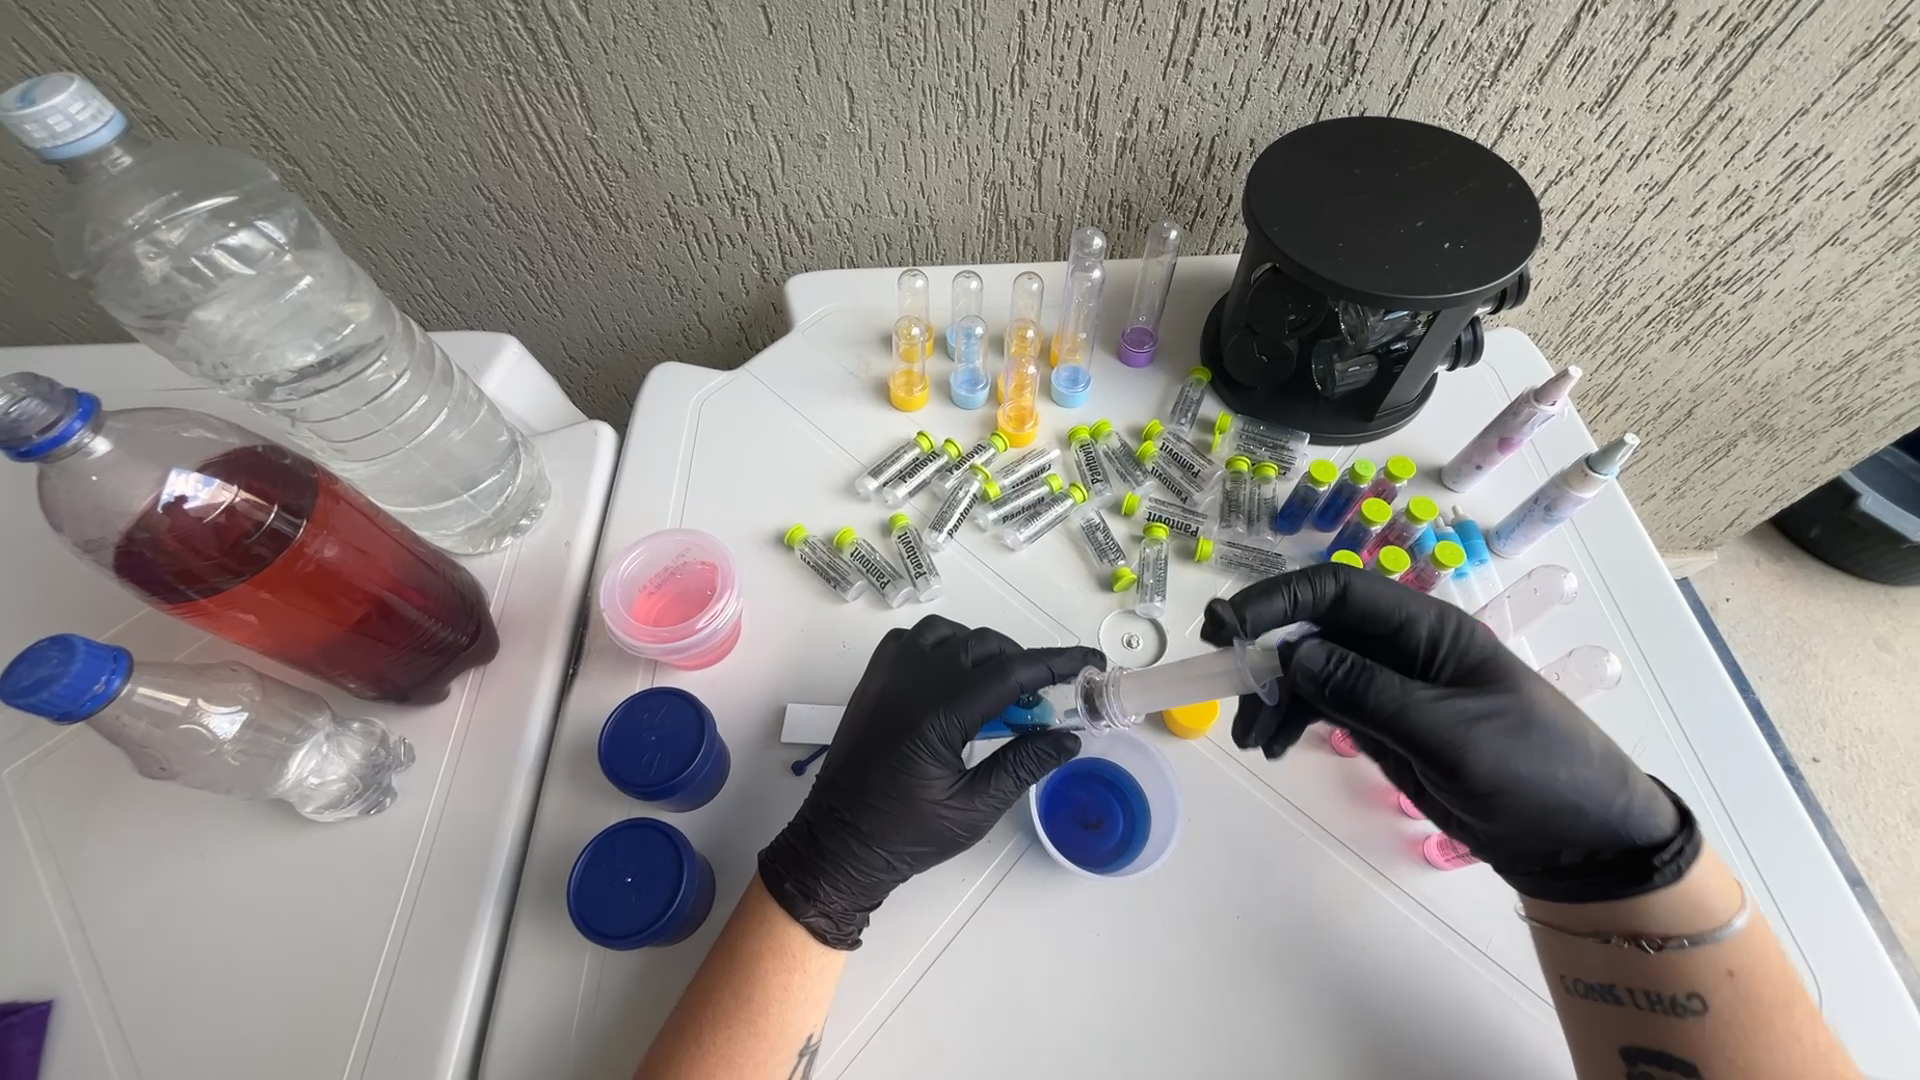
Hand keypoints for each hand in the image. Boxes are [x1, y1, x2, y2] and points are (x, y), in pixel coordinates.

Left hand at [759, 616, 1103, 948]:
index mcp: (940, 715)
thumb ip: (1023, 765)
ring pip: (947, 633)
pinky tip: (950, 676)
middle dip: (1021, 663)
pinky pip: (912, 640)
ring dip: (980, 649)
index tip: (1089, 662)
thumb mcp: (975, 808)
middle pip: (983, 645)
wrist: (838, 843)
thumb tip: (1069, 736)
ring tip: (995, 686)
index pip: (1012, 672)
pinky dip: (939, 645)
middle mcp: (912, 682)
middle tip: (1037, 700)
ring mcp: (887, 676)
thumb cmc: (906, 835)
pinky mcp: (872, 680)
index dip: (1057, 663)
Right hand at [1201, 563, 1696, 903]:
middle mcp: (1394, 647)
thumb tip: (1291, 656)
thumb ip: (1367, 692)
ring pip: (1303, 672)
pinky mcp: (1375, 720)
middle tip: (1218, 674)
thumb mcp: (1450, 733)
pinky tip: (1270, 748)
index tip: (1229, 626)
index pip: (1336, 591)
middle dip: (1260, 650)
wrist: (1578, 843)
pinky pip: (1314, 707)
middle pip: (1309, 629)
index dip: (1277, 599)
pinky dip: (1284, 723)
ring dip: (1267, 699)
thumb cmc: (1532, 772)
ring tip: (1249, 740)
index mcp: (1422, 629)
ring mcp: (1381, 684)